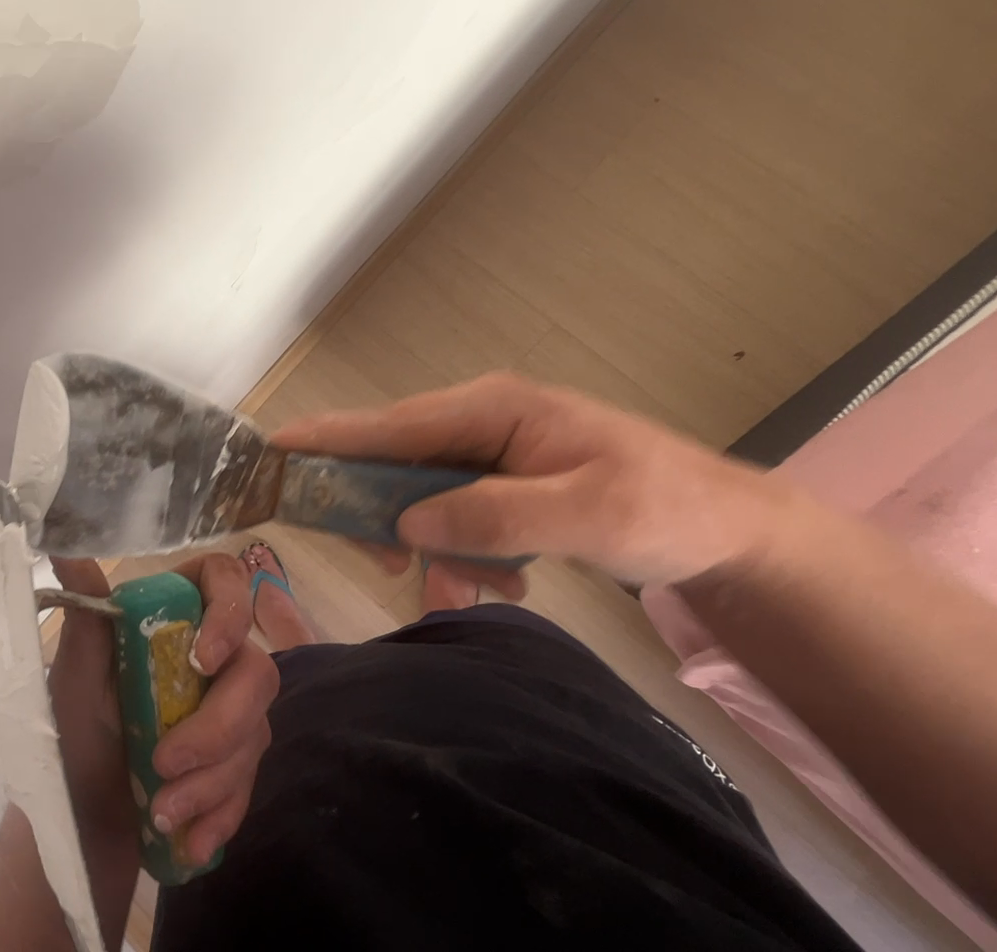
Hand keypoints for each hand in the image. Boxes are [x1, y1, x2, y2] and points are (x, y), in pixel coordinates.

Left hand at [47, 554, 278, 867]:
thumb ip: (84, 612)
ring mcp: (229, 713)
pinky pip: (251, 785)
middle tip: (166, 763)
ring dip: (210, 781)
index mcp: (170, 620)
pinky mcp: (234, 766)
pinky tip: (189, 840)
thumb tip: (58, 545)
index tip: (205, 659)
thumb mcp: (73, 675)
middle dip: (218, 728)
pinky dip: (220, 815)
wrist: (78, 815)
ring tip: (160, 811)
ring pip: (257, 735)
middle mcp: (210, 658)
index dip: (231, 611)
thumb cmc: (70, 732)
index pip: (224, 579)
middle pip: (256, 671)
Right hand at [269, 372, 794, 588]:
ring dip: (429, 547)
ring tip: (474, 589)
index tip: (269, 452)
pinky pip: (447, 516)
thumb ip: (494, 515)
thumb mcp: (589, 514)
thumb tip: (406, 523)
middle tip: (387, 566)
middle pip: (390, 461)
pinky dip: (458, 553)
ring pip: (414, 496)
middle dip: (381, 516)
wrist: (726, 530)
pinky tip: (498, 581)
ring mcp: (485, 451)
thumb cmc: (666, 508)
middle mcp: (477, 421)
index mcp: (493, 409)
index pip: (391, 424)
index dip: (328, 439)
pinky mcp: (496, 482)